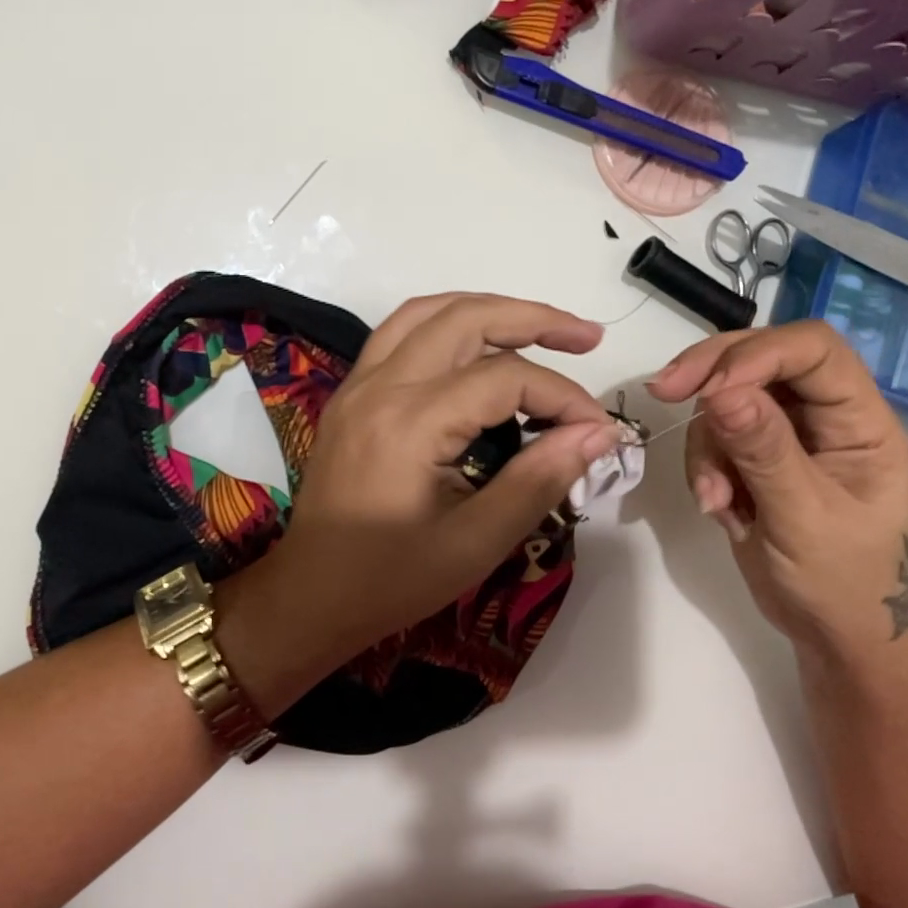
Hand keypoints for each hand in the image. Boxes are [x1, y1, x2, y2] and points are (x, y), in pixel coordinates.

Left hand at [249, 293, 619, 671]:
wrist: (310, 596)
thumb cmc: (391, 580)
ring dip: (487, 311)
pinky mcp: (351, 396)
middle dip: (533, 319)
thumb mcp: (475, 543)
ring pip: (427, 313)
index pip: (505, 378)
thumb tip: (597, 433)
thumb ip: (538, 480)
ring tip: (538, 329)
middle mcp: (380, 386)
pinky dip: (447, 325)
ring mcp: (358, 385)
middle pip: (465, 318)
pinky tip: (476, 349)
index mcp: (410, 422)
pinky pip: (400, 334)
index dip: (562, 396)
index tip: (597, 430)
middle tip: (587, 339)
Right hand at [648, 321, 907, 659]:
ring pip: (726, 403)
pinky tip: (719, 511)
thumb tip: (720, 392)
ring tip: (714, 502)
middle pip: (761, 361)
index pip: (812, 350)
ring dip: (706, 446)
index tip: (705, 390)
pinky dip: (704, 469)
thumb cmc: (844, 584)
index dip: (757, 354)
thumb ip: (763, 451)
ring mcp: (788, 438)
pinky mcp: (756, 462)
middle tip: (663, 394)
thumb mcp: (804, 519)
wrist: (841, 642)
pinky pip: (715, 439)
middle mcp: (824, 417)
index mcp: (860, 421)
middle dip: (711, 377)